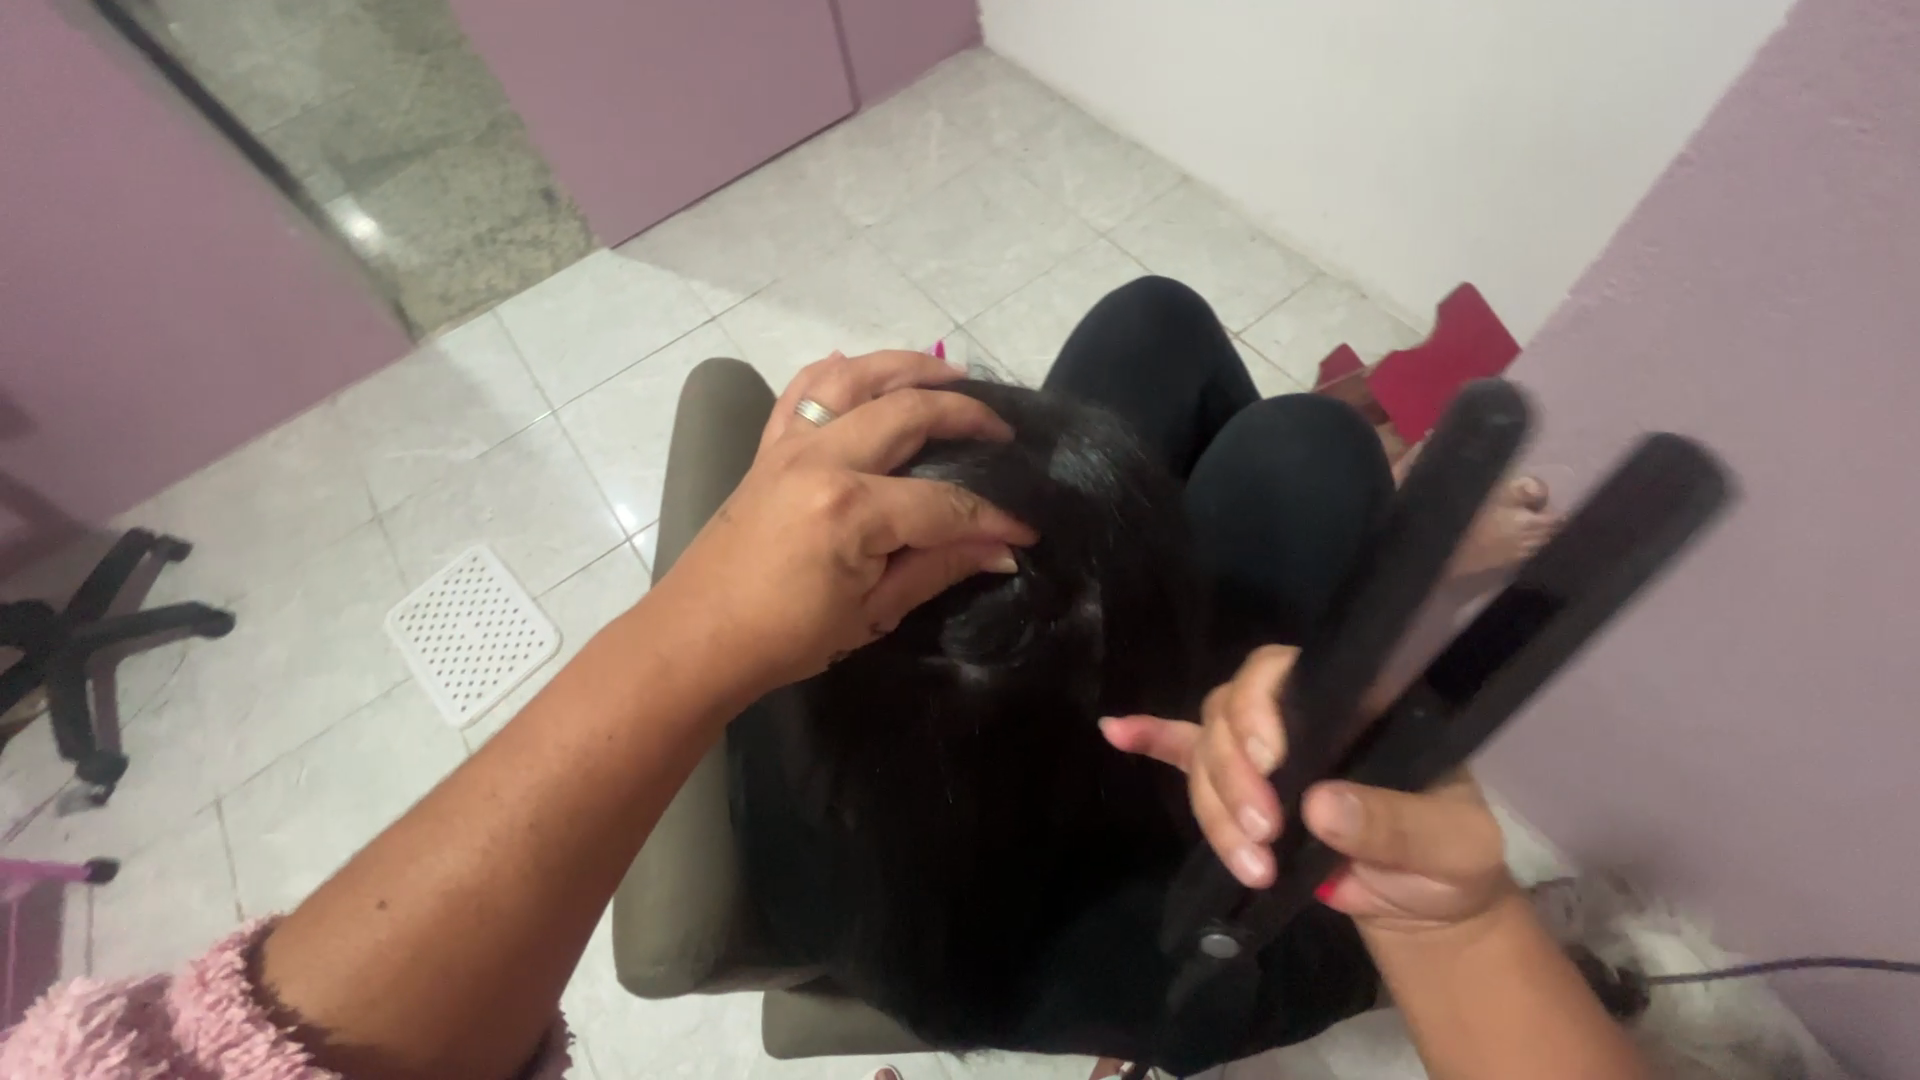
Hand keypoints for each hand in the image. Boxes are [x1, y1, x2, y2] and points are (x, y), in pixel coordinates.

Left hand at [650, 349, 1037, 695]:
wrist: (698, 638)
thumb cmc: (788, 638)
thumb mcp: (874, 613)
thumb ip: (940, 568)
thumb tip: (1003, 551)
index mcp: (851, 509)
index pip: (945, 503)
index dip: (993, 517)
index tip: (1025, 529)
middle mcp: (821, 459)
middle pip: (908, 414)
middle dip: (965, 415)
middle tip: (1003, 431)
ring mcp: (789, 446)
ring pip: (856, 379)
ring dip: (908, 367)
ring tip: (951, 373)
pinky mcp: (768, 448)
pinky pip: (802, 391)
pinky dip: (838, 373)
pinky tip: (862, 369)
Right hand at [1099, 645, 1514, 935]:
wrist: (1423, 902)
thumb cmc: (1450, 858)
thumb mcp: (1450, 844)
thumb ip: (1395, 824)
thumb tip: (1319, 806)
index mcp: (1346, 705)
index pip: (1282, 673)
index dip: (1259, 706)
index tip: (1269, 762)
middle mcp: (1292, 716)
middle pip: (1227, 715)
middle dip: (1232, 775)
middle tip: (1264, 833)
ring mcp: (1260, 750)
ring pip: (1204, 753)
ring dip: (1212, 805)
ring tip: (1249, 862)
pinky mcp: (1237, 787)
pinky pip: (1182, 753)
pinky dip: (1151, 741)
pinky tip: (1115, 732)